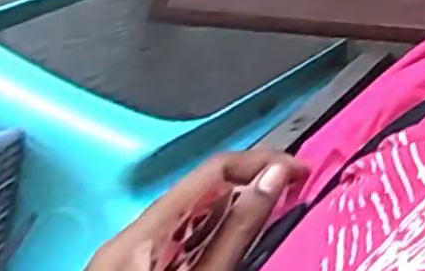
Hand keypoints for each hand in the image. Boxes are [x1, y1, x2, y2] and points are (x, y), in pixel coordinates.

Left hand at [87, 151, 306, 270]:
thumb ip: (237, 231)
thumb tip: (276, 175)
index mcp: (139, 236)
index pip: (214, 170)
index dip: (262, 163)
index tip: (300, 173)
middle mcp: (128, 241)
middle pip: (201, 191)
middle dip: (250, 186)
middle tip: (291, 193)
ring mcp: (124, 264)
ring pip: (191, 218)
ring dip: (235, 212)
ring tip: (270, 217)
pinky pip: (179, 245)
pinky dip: (213, 238)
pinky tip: (233, 247)